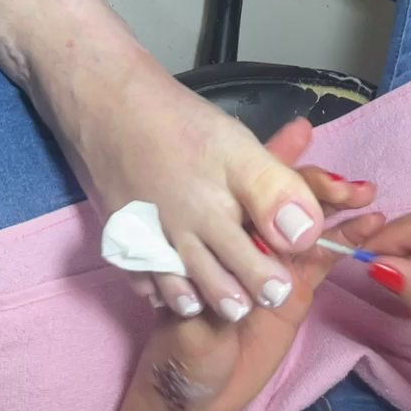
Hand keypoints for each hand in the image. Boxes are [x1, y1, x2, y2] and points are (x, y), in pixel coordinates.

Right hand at [65, 64, 372, 321]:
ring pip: (172, 286)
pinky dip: (148, 284)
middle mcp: (180, 242)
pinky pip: (135, 272)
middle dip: (233, 299)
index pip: (253, 271)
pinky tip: (156, 286)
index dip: (272, 284)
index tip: (284, 290)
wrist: (105, 104)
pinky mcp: (118, 230)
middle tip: (244, 306)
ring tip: (203, 305)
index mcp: (214, 224)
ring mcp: (145, 240)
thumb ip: (275, 193)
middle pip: (212, 284)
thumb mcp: (239, 149)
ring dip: (190, 298)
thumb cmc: (178, 122)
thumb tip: (306, 239)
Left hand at [135, 120, 383, 410]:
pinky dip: (346, 238)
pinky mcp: (297, 284)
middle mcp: (242, 233)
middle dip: (316, 183)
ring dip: (336, 204)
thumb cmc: (178, 350)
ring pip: (307, 220)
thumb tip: (258, 275)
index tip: (302, 135)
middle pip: (282, 197)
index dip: (276, 159)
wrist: (194, 391)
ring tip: (366, 194)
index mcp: (209, 227)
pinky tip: (371, 225)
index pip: (246, 183)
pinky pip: (324, 255)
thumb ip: (217, 301)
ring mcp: (272, 257)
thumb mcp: (190, 326)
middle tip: (349, 185)